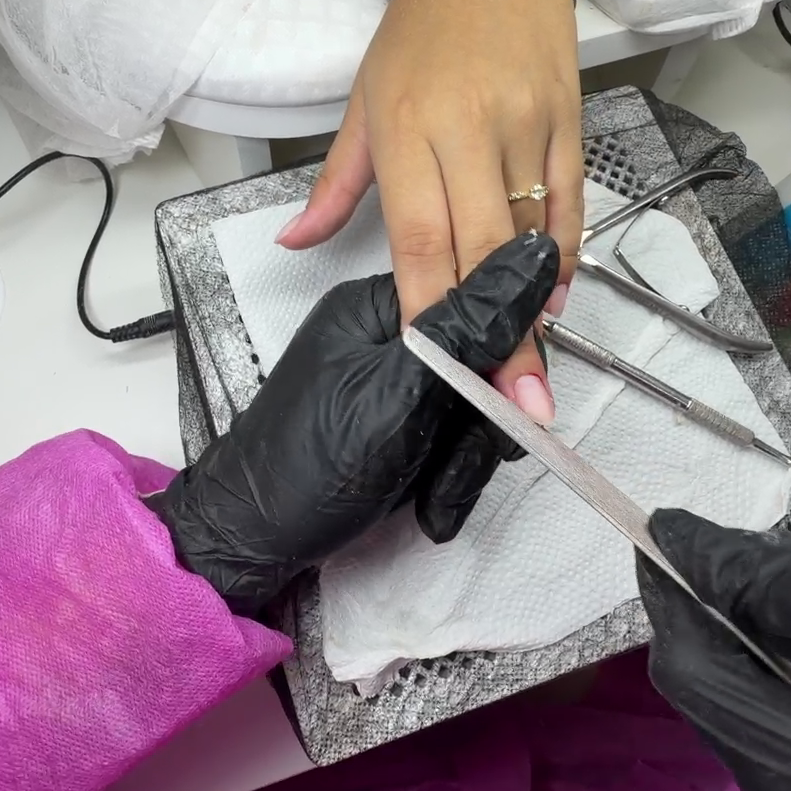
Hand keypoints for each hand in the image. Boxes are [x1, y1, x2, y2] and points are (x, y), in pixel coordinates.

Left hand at [154, 232, 558, 614]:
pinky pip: (450, 438)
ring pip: (472, 409)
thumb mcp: (401, 391)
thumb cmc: (312, 463)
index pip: (479, 302)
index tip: (514, 412)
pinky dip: (449, 476)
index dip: (506, 360)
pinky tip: (430, 503)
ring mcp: (391, 382)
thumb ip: (472, 326)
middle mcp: (388, 336)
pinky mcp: (396, 423)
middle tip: (454, 466)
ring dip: (464, 462)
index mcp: (380, 305)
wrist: (254, 539)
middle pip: (480, 362)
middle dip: (478, 428)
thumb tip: (536, 251)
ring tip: (434, 496)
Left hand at [275, 0, 586, 426]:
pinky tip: (556, 302)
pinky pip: (571, 204)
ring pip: (531, 237)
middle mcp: (468, 133)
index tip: (438, 370)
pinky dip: (565, 259)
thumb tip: (295, 242)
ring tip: (534, 376)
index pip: (417, 240)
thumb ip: (333, 184)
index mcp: (406, 131)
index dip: (428, 312)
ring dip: (533, 311)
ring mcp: (526, 127)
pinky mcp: (568, 121)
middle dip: (495, 336)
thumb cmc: (416, 30)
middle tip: (507, 402)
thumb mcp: (362, 101)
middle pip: (481, 253)